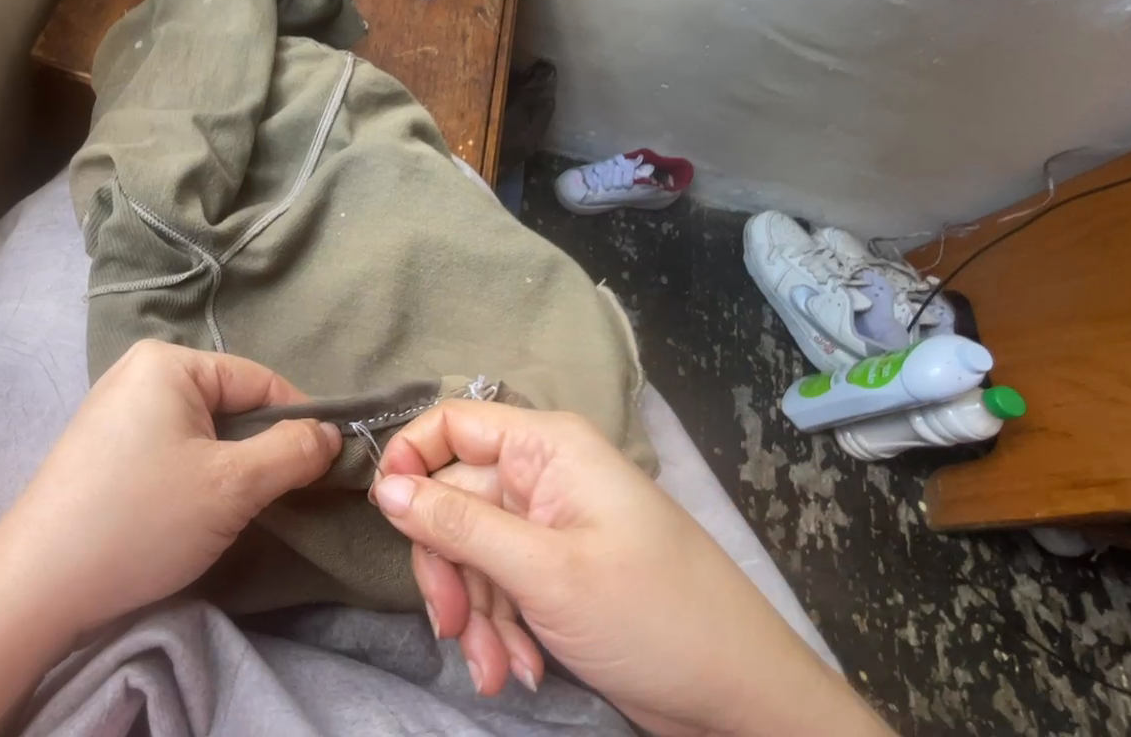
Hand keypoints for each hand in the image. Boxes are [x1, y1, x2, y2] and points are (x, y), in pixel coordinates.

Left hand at [0, 340, 342, 634]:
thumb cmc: (142, 519)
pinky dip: (195, 472)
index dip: (299, 421)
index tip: (328, 466)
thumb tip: (330, 434)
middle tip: (282, 496)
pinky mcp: (102, 445)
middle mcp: (138, 370)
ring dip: (230, 465)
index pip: (258, 380)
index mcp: (167, 360)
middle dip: (261, 447)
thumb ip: (292, 452)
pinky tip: (192, 510)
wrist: (37, 585)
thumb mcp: (232, 485)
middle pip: (229, 402)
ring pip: (201, 428)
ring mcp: (115, 408)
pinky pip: (170, 445)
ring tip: (236, 508)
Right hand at [371, 402, 890, 736]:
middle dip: (447, 569)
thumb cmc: (652, 618)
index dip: (410, 459)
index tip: (389, 515)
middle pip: (454, 500)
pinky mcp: (554, 571)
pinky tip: (518, 670)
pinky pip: (498, 583)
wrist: (746, 704)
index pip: (451, 424)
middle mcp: (541, 476)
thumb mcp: (543, 572)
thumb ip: (457, 524)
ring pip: (471, 550)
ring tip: (495, 670)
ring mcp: (547, 526)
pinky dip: (499, 628)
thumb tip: (384, 488)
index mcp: (545, 448)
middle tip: (449, 626)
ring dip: (473, 613)